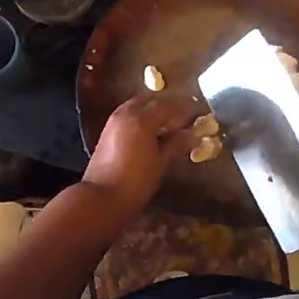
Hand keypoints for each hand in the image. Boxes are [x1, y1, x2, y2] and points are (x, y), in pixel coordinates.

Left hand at [83, 93, 193, 215]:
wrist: (102, 197)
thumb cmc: (136, 182)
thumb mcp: (160, 162)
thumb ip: (176, 144)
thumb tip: (193, 135)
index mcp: (142, 119)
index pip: (168, 106)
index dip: (184, 109)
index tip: (196, 113)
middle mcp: (127, 114)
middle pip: (151, 101)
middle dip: (168, 105)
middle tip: (183, 116)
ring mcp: (114, 121)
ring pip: (138, 105)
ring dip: (153, 109)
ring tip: (169, 124)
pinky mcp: (107, 130)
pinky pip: (128, 114)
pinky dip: (142, 116)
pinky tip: (151, 131)